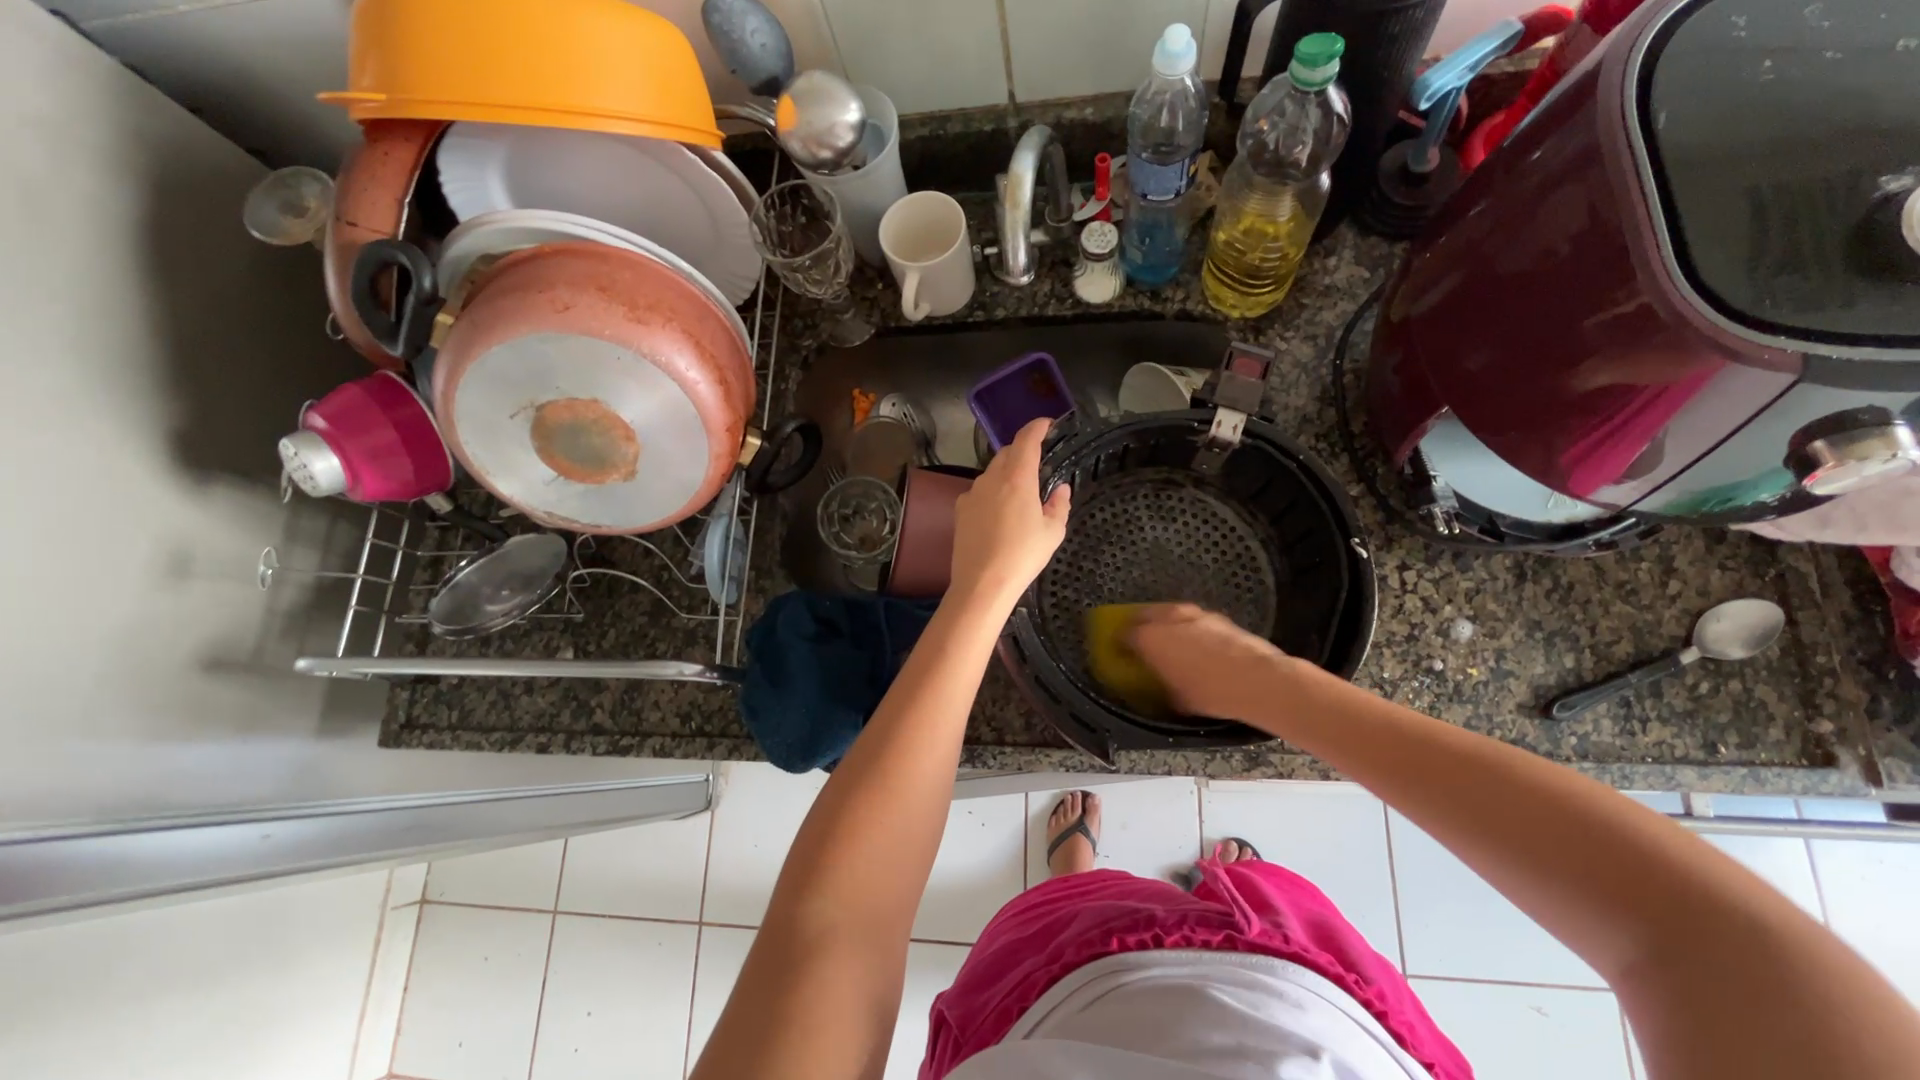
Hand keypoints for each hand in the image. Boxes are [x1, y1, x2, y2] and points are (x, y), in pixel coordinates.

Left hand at [949, 418, 1070, 606]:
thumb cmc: (1023, 556)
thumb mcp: (1052, 532)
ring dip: (1007, 474)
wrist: (982, 583)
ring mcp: (972, 493)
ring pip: (992, 473)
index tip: (1047, 424)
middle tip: (1039, 463)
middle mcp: (991, 478)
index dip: (1037, 427)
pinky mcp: (960, 510)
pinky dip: (992, 493)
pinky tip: (999, 514)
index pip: (1026, 439)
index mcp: (1017, 478)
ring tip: (1020, 494)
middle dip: (1023, 451)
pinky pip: (979, 492)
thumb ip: (1059, 505)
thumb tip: (1061, 490)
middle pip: (1007, 453)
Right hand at [1129, 604, 1295, 721]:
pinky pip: (1193, 620)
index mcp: (1149, 638)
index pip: (1123, 633)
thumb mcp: (1174, 697)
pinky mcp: (1218, 618)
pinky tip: (1194, 643)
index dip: (1118, 643)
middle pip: (1144, 614)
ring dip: (1164, 623)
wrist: (1257, 681)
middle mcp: (1168, 618)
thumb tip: (1156, 683)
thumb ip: (1158, 684)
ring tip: (1167, 639)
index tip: (1119, 652)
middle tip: (1138, 639)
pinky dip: (1188, 628)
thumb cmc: (1209, 692)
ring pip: (1170, 613)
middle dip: (1139, 624)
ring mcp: (1195, 614)